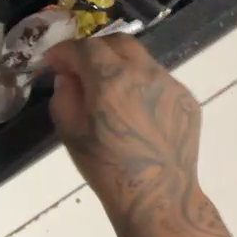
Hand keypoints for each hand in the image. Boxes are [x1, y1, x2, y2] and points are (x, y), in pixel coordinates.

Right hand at [45, 34, 203, 228]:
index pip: (84, 48)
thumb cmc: (105, 167)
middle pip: (117, 43)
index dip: (63, 51)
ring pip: (140, 59)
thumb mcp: (70, 134)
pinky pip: (157, 80)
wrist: (156, 193)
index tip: (51, 61)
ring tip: (104, 89)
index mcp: (111, 80)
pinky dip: (137, 83)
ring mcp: (170, 83)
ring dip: (117, 65)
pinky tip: (129, 109)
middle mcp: (144, 73)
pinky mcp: (185, 98)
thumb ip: (64, 97)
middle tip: (77, 67)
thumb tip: (68, 78)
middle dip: (92, 49)